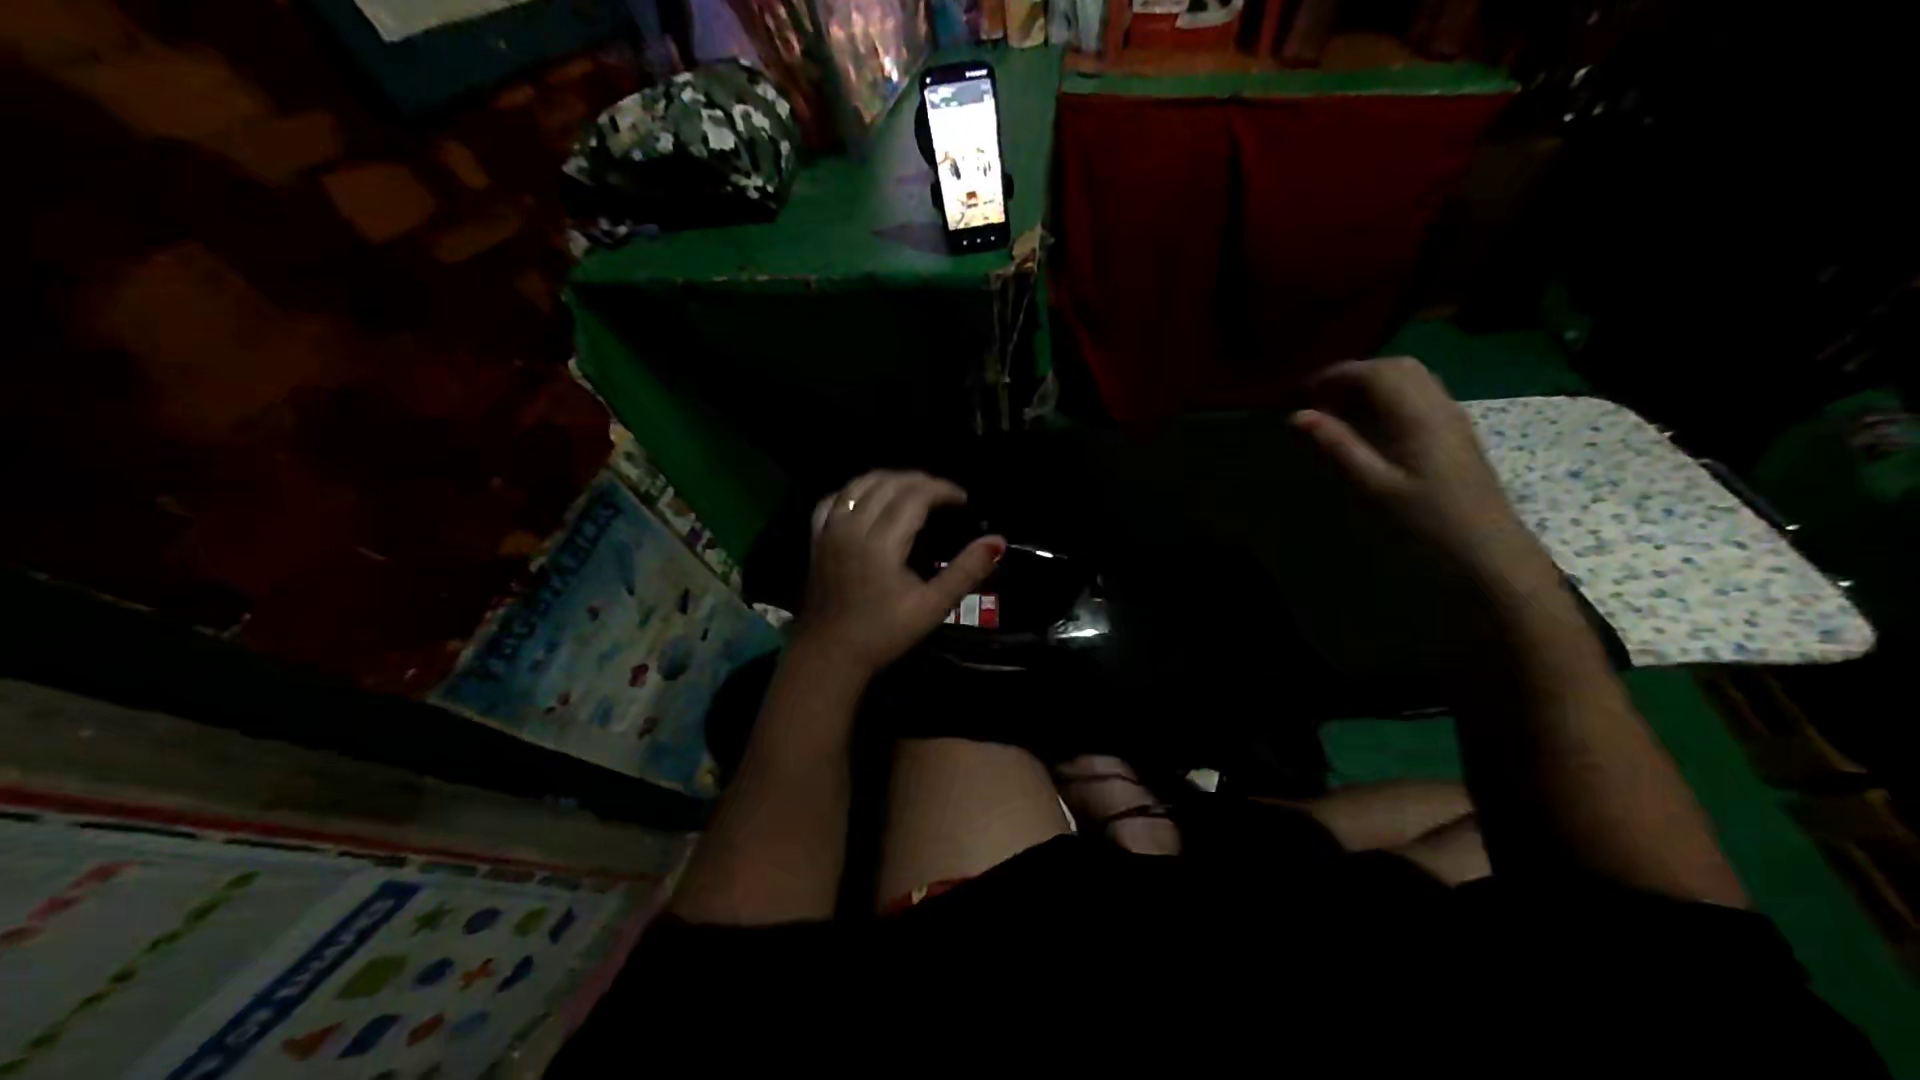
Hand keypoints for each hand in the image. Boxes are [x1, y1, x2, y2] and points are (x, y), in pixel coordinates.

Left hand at [797, 470, 1005, 675]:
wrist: (830, 654)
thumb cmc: (884, 633)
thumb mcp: (932, 607)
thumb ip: (966, 571)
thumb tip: (997, 541)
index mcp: (881, 542)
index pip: (915, 496)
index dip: (942, 490)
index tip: (962, 499)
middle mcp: (853, 527)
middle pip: (888, 483)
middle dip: (920, 481)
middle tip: (944, 494)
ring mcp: (830, 530)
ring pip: (859, 485)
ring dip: (889, 479)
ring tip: (913, 489)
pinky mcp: (816, 539)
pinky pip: (833, 500)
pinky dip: (855, 491)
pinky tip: (868, 499)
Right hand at [1291, 357, 1556, 591]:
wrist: (1487, 543)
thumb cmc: (1426, 517)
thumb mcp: (1374, 484)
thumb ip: (1337, 445)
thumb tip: (1298, 416)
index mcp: (1417, 415)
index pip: (1374, 374)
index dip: (1336, 375)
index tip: (1303, 390)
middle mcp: (1438, 404)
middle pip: (1395, 367)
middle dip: (1354, 374)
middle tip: (1321, 397)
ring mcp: (1452, 414)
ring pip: (1412, 376)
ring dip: (1374, 381)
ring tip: (1342, 406)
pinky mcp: (1456, 427)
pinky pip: (1422, 391)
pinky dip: (1391, 392)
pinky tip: (1373, 419)